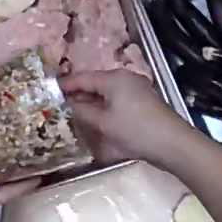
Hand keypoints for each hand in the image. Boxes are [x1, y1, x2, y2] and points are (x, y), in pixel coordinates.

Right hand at [60, 70, 202, 169]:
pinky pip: (116, 101)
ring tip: (72, 114)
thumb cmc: (135, 130)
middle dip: (77, 95)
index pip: (82, 78)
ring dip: (90, 103)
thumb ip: (83, 112)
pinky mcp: (142, 104)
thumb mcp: (104, 122)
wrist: (173, 144)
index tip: (48, 93)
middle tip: (57, 106)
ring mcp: (135, 91)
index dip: (65, 86)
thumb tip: (68, 106)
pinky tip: (95, 120)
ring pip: (106, 94)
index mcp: (114, 78)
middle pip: (95, 84)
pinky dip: (103, 108)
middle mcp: (124, 79)